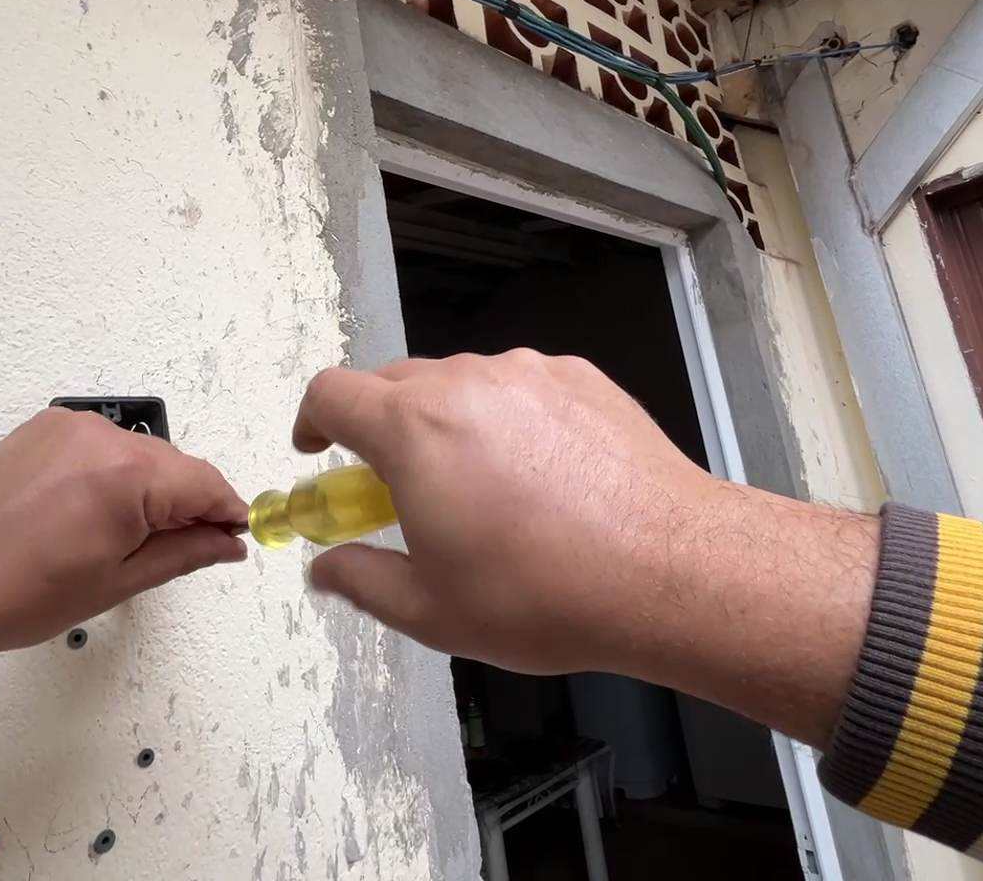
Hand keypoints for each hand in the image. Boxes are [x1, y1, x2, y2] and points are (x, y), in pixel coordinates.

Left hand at [0, 407, 248, 712]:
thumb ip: (187, 552)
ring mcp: (69, 426)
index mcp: (128, 474)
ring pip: (140, 453)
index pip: (206, 483)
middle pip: (175, 466)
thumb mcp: (119, 580)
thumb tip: (229, 543)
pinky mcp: (42, 427)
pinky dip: (113, 473)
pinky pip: (102, 445)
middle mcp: (102, 435)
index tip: (234, 534)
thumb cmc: (14, 595)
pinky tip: (92, 512)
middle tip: (183, 547)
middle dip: (187, 503)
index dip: (227, 512)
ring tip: (124, 537)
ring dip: (149, 488)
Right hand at [294, 350, 877, 744]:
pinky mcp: (576, 376)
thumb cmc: (548, 593)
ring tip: (482, 487)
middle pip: (392, 385)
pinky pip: (517, 385)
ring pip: (458, 383)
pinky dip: (505, 417)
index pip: (330, 393)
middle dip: (381, 431)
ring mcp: (526, 373)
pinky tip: (539, 473)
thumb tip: (328, 569)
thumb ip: (361, 580)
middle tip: (402, 488)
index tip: (319, 448)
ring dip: (447, 423)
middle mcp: (466, 383)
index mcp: (413, 430)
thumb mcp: (431, 610)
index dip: (313, 420)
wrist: (669, 569)